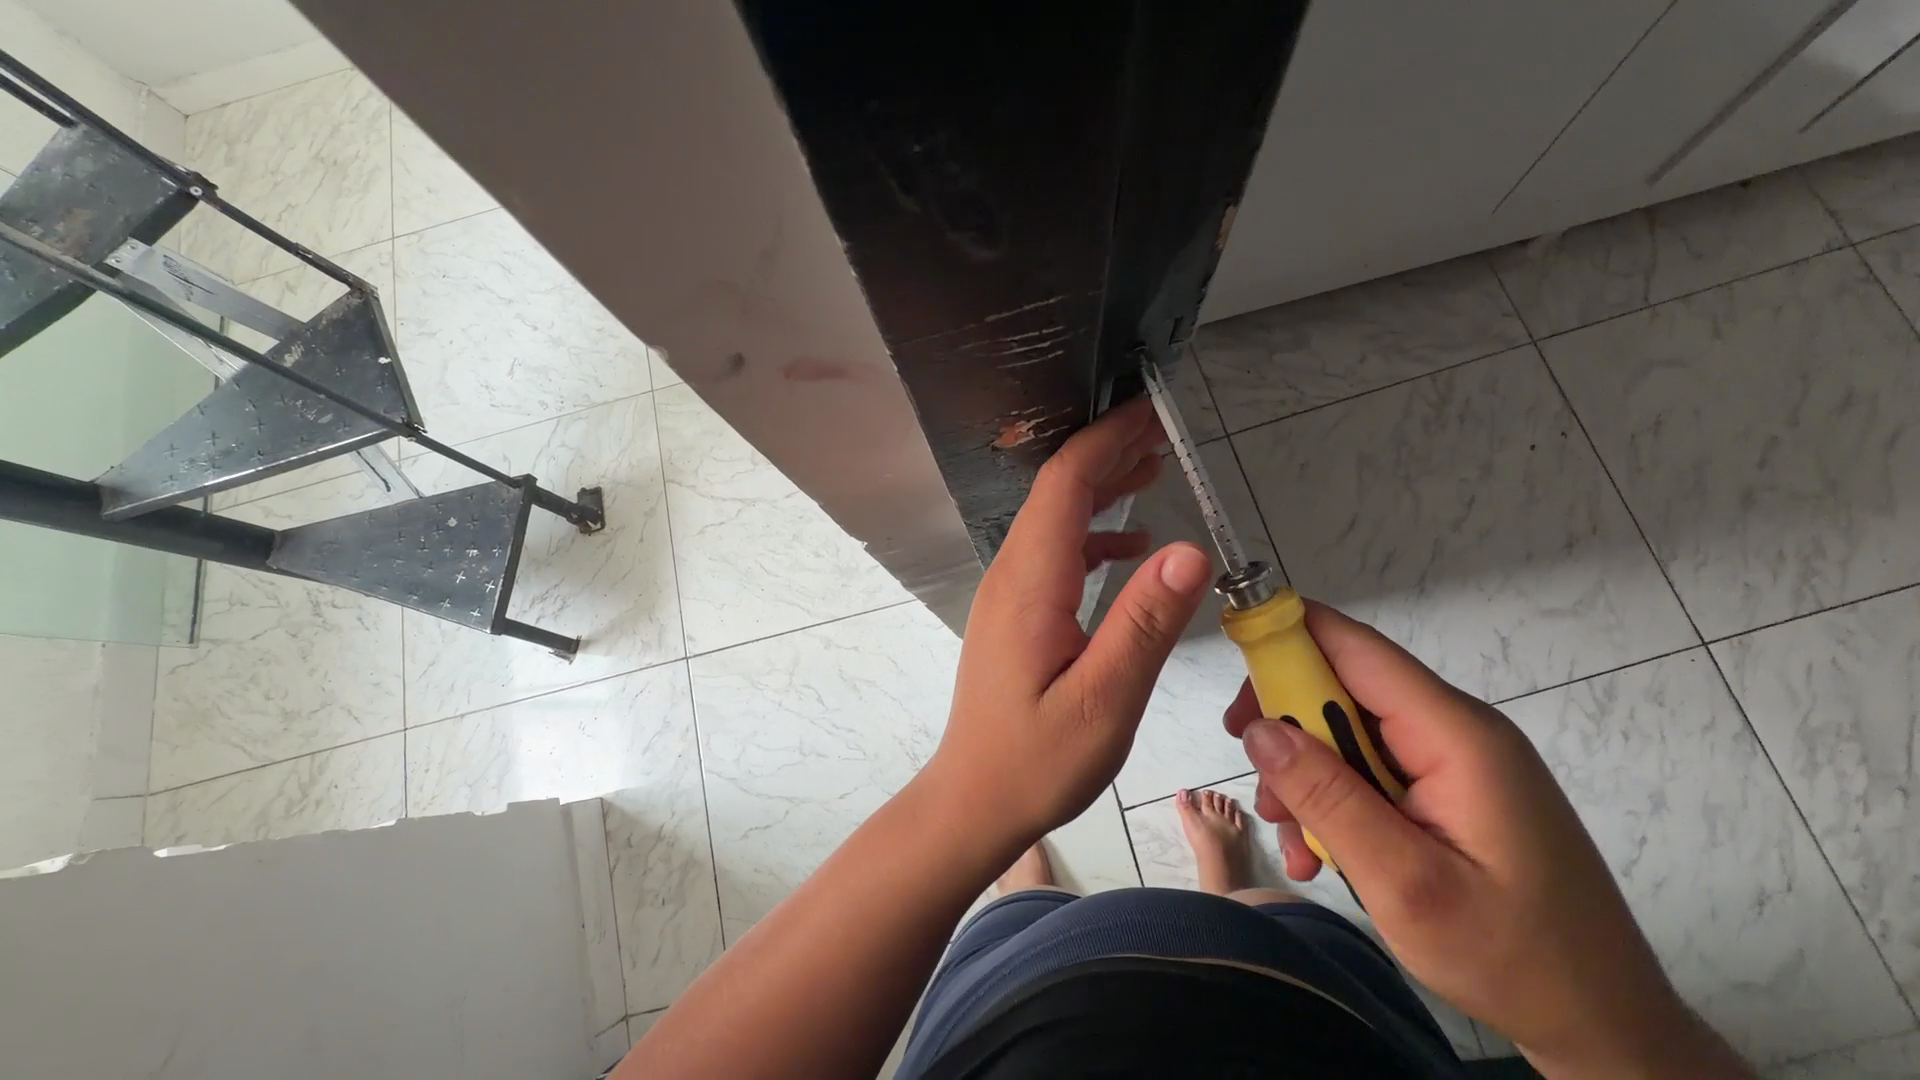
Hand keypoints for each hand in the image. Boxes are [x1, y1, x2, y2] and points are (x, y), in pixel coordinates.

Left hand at [924, 397, 1212, 855]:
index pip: (1065, 485)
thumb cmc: (1036, 761)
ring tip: (1157, 470)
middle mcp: (1011, 574)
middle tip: (1164, 431)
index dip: (1106, 440)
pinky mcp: (1015, 614)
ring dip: (1102, 489)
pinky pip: (1054, 555)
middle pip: (1057, 491)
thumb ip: (1145, 623)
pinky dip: (1093, 536)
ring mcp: (1009, 593)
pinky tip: (1132, 548)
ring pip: (1055, 519)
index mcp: (1030, 582)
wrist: (974, 799)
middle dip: (1108, 452)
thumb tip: (1190, 550)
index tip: (1150, 409)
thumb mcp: (1105, 701)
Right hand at [1228, 603, 1749, 1078]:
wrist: (1604, 1020)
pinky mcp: (1449, 790)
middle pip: (1343, 689)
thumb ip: (1329, 798)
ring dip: (1307, 780)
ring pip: (1348, 735)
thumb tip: (1259, 729)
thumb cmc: (1511, 956)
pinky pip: (1372, 772)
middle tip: (1262, 792)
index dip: (1286, 639)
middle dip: (1288, 732)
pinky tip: (1323, 857)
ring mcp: (1454, 761)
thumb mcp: (1405, 884)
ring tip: (1297, 845)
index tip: (1233, 684)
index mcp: (1455, 735)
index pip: (1354, 648)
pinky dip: (1336, 803)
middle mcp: (1455, 730)